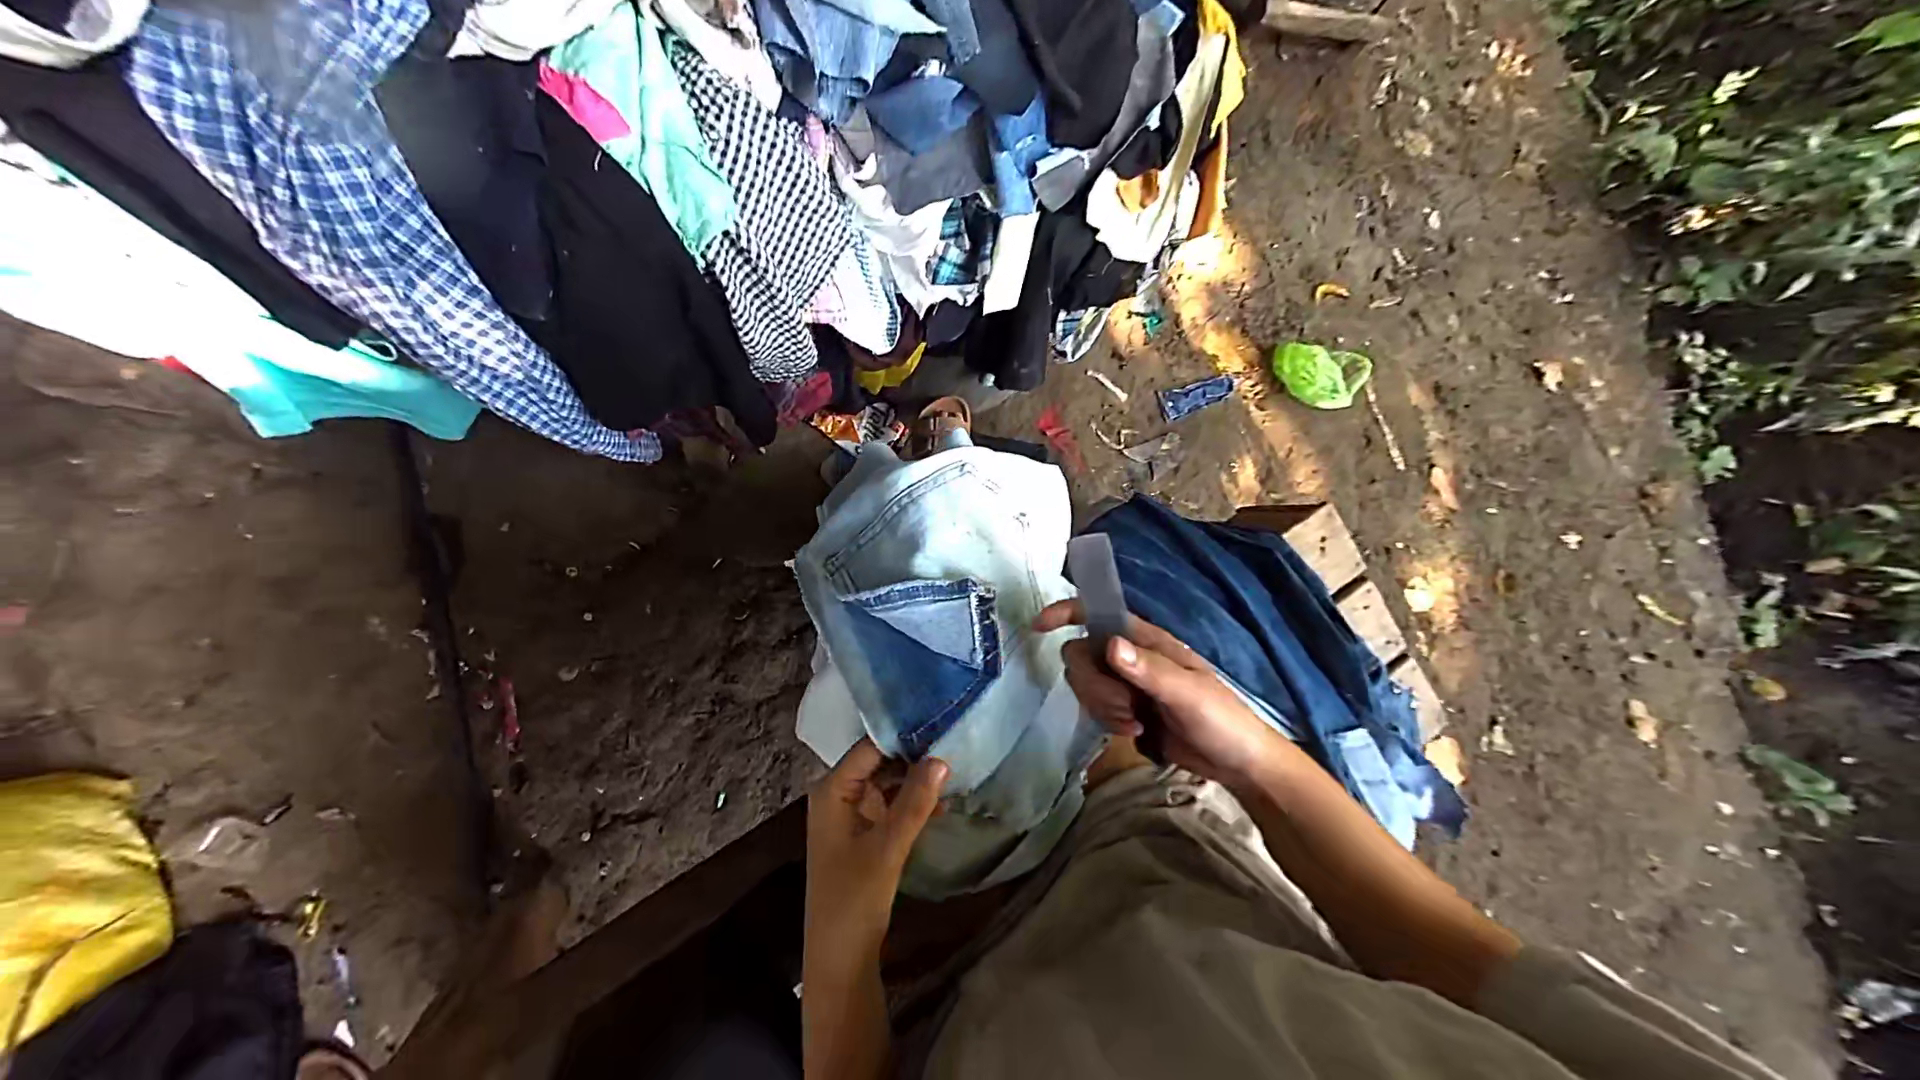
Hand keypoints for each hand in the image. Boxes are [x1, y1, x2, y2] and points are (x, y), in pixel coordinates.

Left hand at [805, 738, 948, 965]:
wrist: (839, 957)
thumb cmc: (854, 898)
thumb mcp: (888, 847)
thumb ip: (915, 802)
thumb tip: (942, 758)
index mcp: (832, 789)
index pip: (871, 746)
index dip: (904, 735)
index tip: (941, 723)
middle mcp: (838, 793)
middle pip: (880, 760)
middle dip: (914, 754)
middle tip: (955, 741)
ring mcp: (851, 811)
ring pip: (888, 780)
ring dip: (917, 777)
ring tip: (956, 764)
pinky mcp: (864, 829)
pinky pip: (891, 802)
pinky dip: (913, 800)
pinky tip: (943, 800)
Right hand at [1035, 599, 1294, 790]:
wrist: (1237, 762)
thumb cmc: (1221, 718)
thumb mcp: (1189, 693)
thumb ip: (1148, 669)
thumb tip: (1109, 645)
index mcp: (1146, 640)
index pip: (1099, 614)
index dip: (1067, 613)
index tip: (1040, 626)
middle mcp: (1130, 656)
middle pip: (1081, 656)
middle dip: (1095, 685)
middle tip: (1127, 707)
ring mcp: (1126, 683)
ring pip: (1085, 683)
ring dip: (1102, 706)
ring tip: (1135, 722)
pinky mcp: (1123, 708)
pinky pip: (1094, 706)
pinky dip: (1106, 720)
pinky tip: (1135, 731)